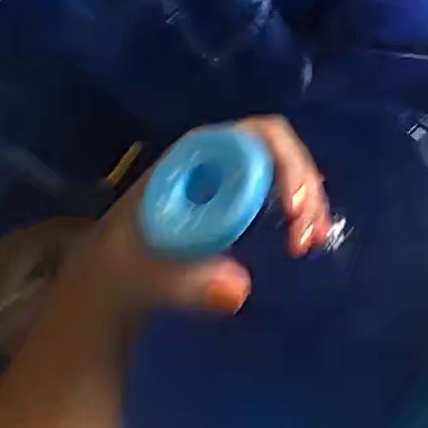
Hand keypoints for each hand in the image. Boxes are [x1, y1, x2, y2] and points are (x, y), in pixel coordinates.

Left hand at [61, 115, 329, 320]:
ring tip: (316, 240)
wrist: (111, 279)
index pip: (257, 136)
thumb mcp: (144, 275)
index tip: (295, 211)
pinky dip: (302, 212)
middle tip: (310, 236)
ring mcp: (231, 175)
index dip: (287, 165)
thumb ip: (184, 283)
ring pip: (287, 169)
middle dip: (304, 186)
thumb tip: (239, 290)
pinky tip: (310, 238)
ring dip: (310, 201)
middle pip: (280, 150)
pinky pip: (282, 191)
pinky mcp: (239, 198)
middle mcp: (219, 155)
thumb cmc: (121, 266)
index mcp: (195, 154)